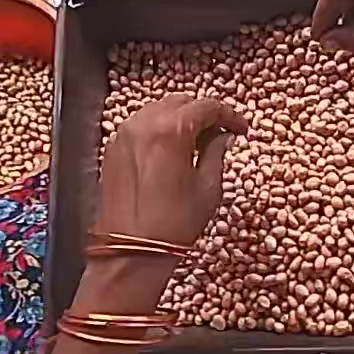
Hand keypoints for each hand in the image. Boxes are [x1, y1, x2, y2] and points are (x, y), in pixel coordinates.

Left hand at [95, 94, 248, 243]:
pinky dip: (159, 130)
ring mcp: (124, 135)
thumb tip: (222, 137)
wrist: (131, 251)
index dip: (229, 115)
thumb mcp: (208, 188)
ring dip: (180, 120)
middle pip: (180, 102)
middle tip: (220, 134)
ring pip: (158, 110)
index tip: (240, 129)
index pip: (206, 106)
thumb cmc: (173, 224)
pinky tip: (172, 151)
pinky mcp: (113, 149)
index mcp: (171, 130)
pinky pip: (141, 127)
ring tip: (197, 143)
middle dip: (203, 114)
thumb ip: (216, 153)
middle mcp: (143, 124)